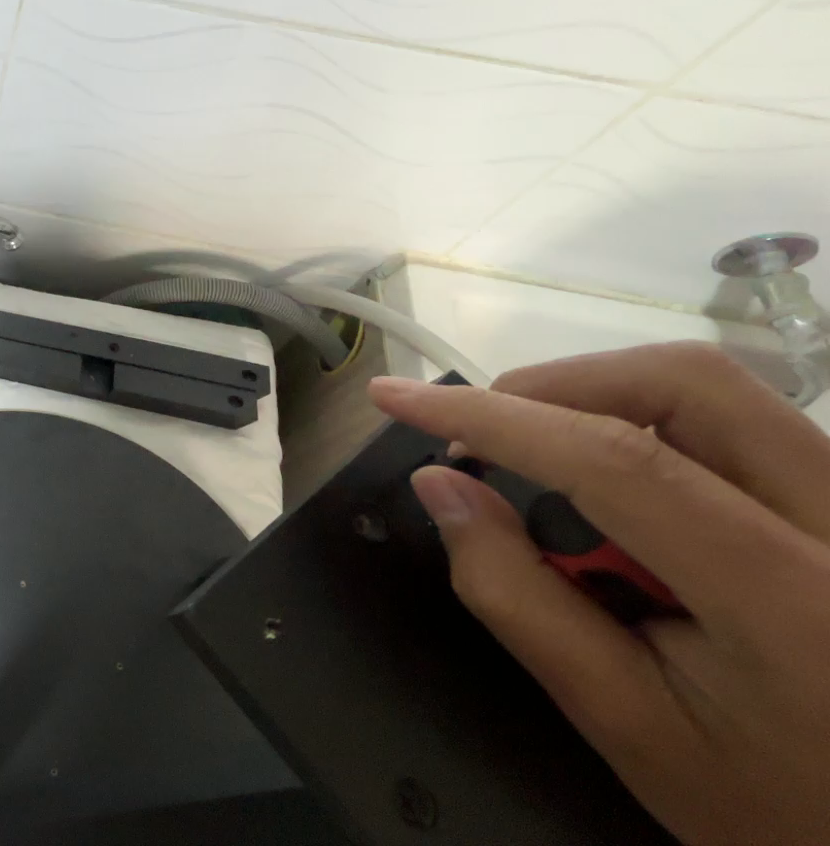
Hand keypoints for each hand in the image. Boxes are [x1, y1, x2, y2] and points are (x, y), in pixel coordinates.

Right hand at [369, 343, 829, 845]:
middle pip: (687, 384)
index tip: (392, 398)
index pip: (615, 460)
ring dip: (592, 403)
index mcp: (793, 597)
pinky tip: (607, 490)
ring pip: (712, 393)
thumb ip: (517, 597)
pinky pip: (734, 425)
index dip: (488, 415)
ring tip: (533, 463)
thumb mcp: (621, 718)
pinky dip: (641, 429)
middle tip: (479, 437)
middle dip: (551, 387)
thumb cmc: (768, 798)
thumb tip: (439, 487)